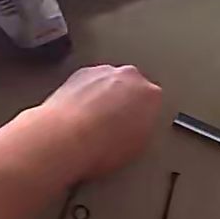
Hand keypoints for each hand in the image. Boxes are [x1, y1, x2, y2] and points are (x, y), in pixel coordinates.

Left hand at [29, 65, 164, 180]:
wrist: (66, 137)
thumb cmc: (100, 145)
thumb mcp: (137, 147)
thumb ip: (142, 128)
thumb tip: (134, 128)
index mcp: (150, 94)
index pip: (152, 101)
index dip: (142, 116)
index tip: (134, 126)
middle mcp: (128, 76)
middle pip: (131, 86)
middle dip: (124, 100)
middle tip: (113, 123)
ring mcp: (102, 72)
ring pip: (108, 81)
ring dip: (103, 94)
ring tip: (92, 120)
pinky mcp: (78, 73)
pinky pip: (87, 82)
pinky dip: (84, 93)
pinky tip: (78, 112)